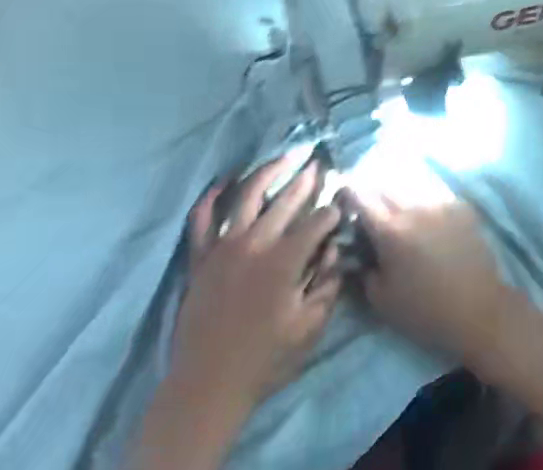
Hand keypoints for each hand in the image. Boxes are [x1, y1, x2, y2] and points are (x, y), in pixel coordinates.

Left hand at [169, 154, 343, 410]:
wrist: (207, 385)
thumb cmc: (265, 359)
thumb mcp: (309, 328)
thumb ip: (327, 285)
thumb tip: (335, 252)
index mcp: (285, 261)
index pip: (316, 222)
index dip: (332, 211)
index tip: (342, 201)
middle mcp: (255, 243)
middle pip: (285, 200)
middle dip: (305, 180)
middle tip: (318, 163)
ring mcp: (223, 247)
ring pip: (246, 197)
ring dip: (267, 173)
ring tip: (283, 158)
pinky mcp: (200, 258)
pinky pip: (201, 220)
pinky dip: (210, 198)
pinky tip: (223, 183)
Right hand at [343, 184, 514, 368]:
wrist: (477, 309)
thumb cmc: (424, 310)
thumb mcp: (381, 299)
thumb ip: (362, 270)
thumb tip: (355, 251)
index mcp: (390, 230)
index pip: (361, 197)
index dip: (348, 194)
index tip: (343, 198)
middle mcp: (414, 208)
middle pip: (385, 185)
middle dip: (372, 191)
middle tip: (368, 206)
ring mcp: (441, 203)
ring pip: (411, 186)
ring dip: (397, 192)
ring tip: (396, 207)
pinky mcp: (462, 207)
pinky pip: (435, 193)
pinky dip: (423, 198)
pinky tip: (424, 214)